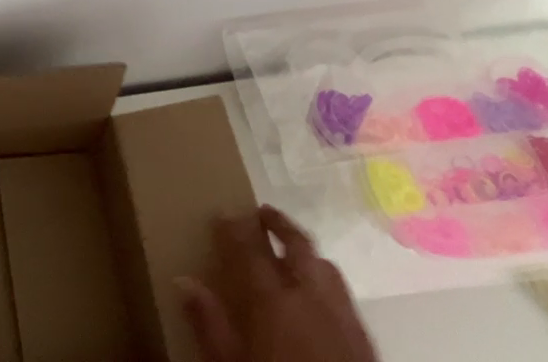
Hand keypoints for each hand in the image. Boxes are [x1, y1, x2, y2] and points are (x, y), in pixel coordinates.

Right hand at [179, 205, 377, 361]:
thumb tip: (184, 281)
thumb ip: (209, 322)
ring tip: (290, 251)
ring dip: (306, 251)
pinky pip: (344, 292)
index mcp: (274, 300)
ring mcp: (343, 313)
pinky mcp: (364, 336)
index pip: (251, 250)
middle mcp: (311, 295)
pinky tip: (318, 295)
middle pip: (298, 244)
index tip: (222, 214)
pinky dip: (326, 279)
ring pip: (325, 265)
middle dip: (279, 223)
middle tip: (261, 212)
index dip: (235, 229)